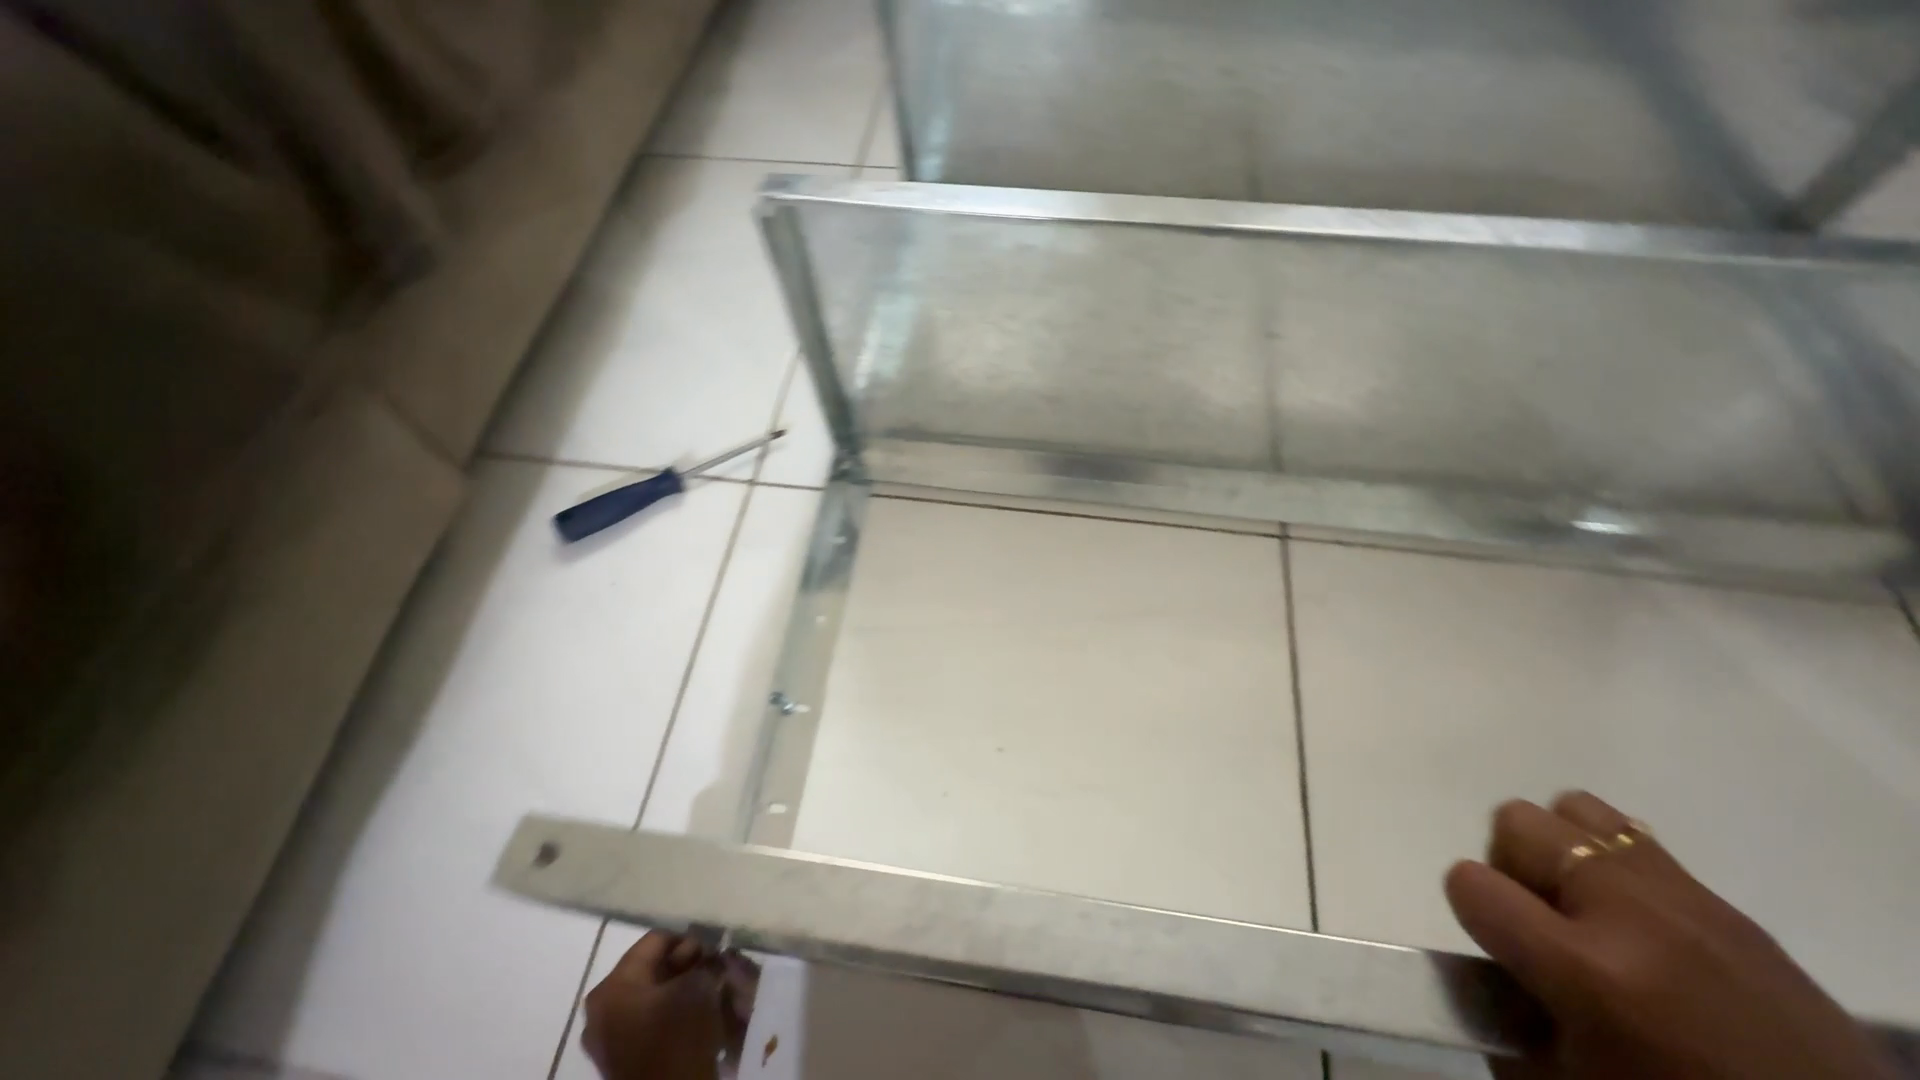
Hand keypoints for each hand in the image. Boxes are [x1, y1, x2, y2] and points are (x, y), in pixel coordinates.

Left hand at [581, 932, 728, 1079]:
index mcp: (612, 985)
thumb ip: (703, 964)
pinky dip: (665, 1014)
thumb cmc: (679, 1037)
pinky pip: (642, 1023)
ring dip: (674, 991)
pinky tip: (689, 1019)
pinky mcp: (615, 1061)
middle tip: (710, 972)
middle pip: (647, 970)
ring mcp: (603, 1039)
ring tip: (703, 995)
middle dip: (681, 967)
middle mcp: (599, 1009)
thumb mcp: (699, 986)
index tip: (712, 952)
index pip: (655, 941)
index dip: (688, 940)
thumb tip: (706, 961)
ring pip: (645, 997)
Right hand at [1446, 792, 1899, 1079]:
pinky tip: (1638, 921)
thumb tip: (1480, 960)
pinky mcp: (1723, 897)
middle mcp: (1630, 913)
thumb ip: (1501, 1008)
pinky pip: (1637, 841)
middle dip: (1511, 866)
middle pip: (1519, 822)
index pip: (1472, 883)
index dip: (1469, 906)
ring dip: (1565, 853)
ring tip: (1585, 908)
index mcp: (1585, 970)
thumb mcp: (1558, 1078)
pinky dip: (1617, 868)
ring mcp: (1683, 896)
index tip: (1489, 936)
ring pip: (1576, 808)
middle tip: (1537, 919)